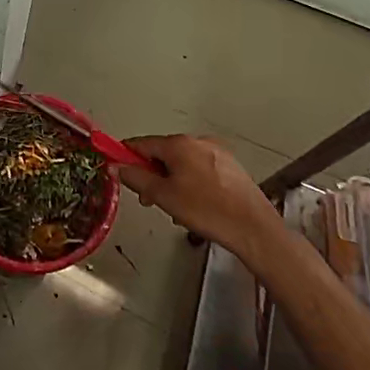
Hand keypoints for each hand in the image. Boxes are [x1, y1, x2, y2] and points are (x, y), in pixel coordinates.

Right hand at [118, 135, 286, 257]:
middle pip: (162, 153)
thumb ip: (136, 178)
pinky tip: (195, 206)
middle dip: (152, 174)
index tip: (116, 167)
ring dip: (171, 181)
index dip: (125, 155)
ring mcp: (217, 152)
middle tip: (149, 199)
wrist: (253, 227)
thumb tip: (117, 167)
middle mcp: (198, 141)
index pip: (141, 143)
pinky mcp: (230, 167)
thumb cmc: (208, 210)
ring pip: (182, 163)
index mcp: (179, 144)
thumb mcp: (163, 196)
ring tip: (176, 208)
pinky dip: (190, 183)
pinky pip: (199, 170)